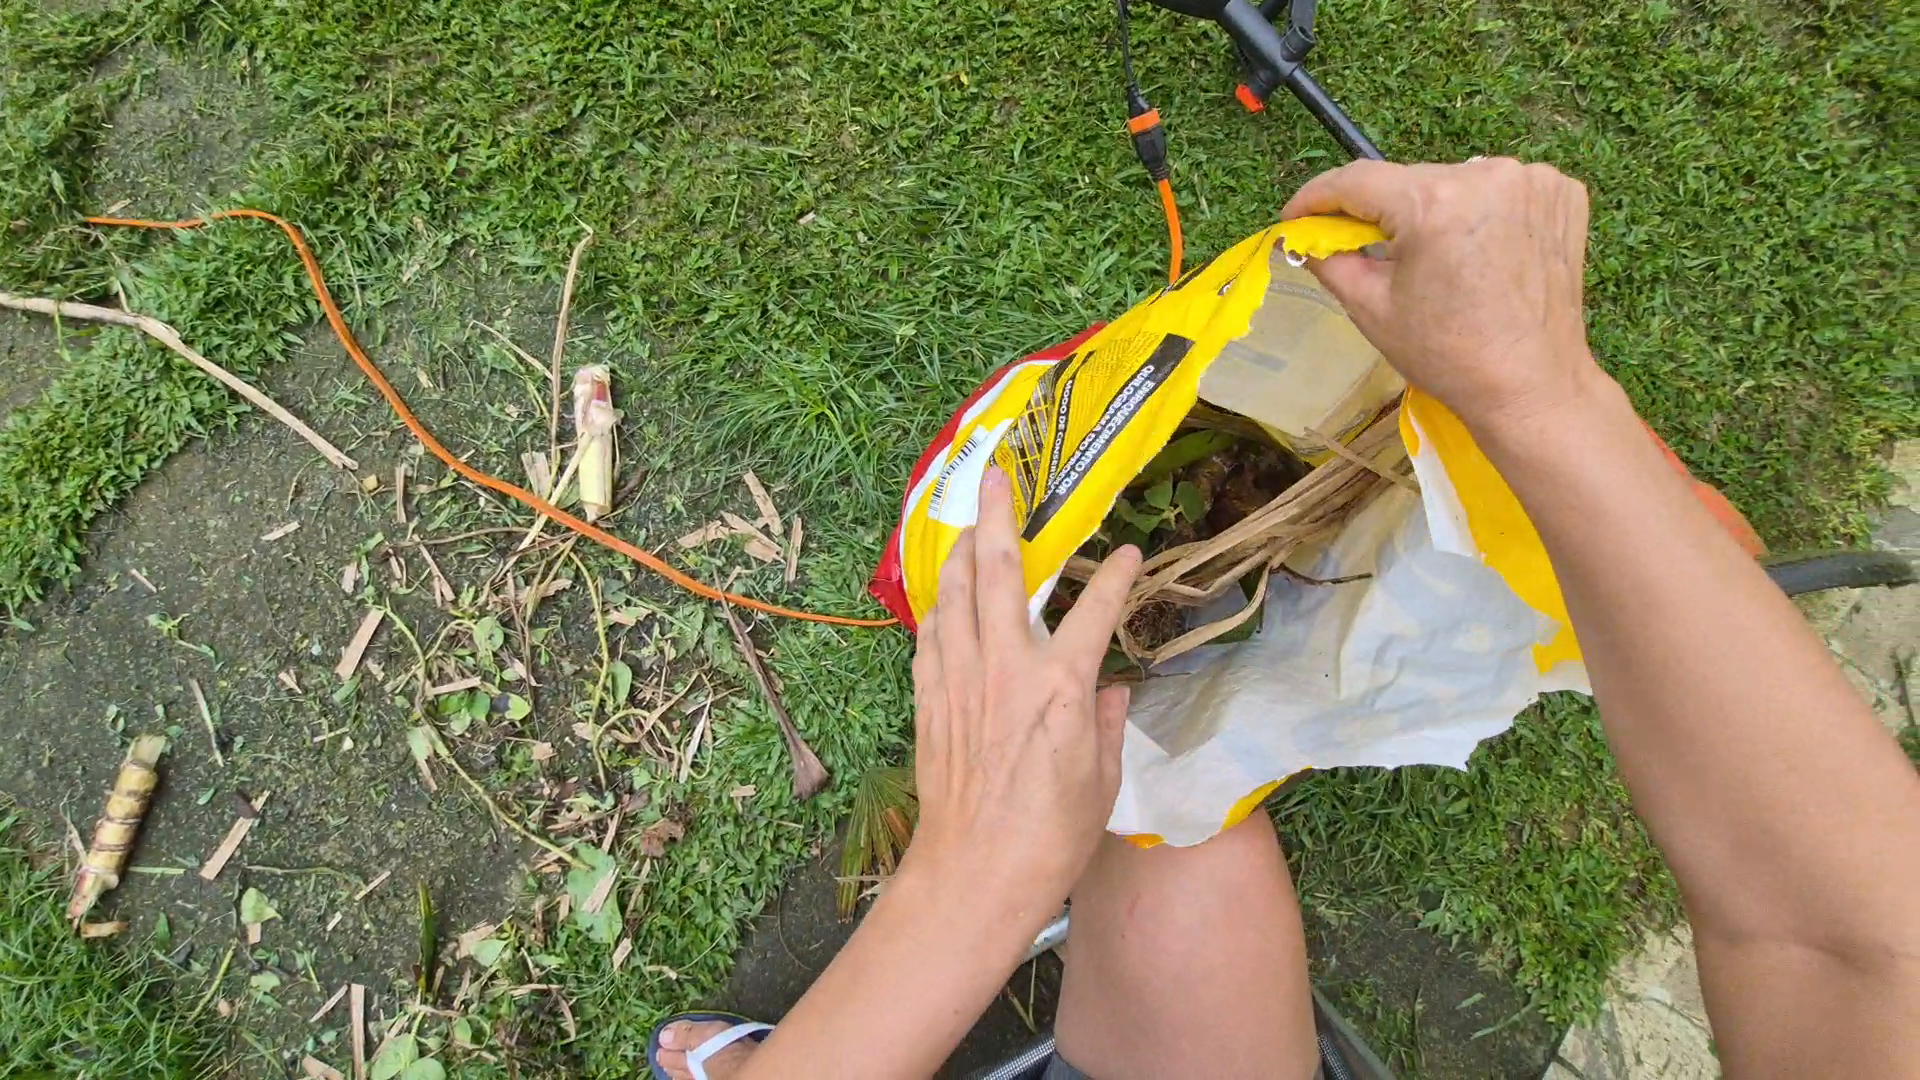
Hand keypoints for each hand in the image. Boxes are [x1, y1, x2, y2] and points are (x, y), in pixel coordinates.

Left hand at [906, 467, 1141, 919]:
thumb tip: (1111, 687)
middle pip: (1001, 574)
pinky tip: (943, 598)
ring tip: (968, 524)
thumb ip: (1108, 722)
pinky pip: (930, 635)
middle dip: (1000, 517)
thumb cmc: (1051, 835)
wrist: (976, 873)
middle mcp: (1006, 667)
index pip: (1096, 611)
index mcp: (1061, 687)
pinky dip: (939, 607)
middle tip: (996, 477)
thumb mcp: (1102, 780)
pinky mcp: (931, 697)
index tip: (1131, 552)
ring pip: (956, 594)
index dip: (1117, 577)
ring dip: (963, 552)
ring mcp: (961, 677)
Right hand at [1282, 157, 1603, 435]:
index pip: (1357, 180)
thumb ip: (1329, 260)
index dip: (1315, 196)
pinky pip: (1493, 190)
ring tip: (1419, 255)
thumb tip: (1301, 238)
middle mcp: (1488, 175)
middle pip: (1405, 181)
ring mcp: (1533, 179)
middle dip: (1372, 211)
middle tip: (1351, 247)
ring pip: (1449, 183)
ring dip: (1423, 211)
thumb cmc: (1443, 353)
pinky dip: (1469, 212)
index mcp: (1435, 204)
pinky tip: (1466, 251)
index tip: (1294, 217)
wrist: (1527, 381)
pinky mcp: (1562, 192)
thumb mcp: (1368, 308)